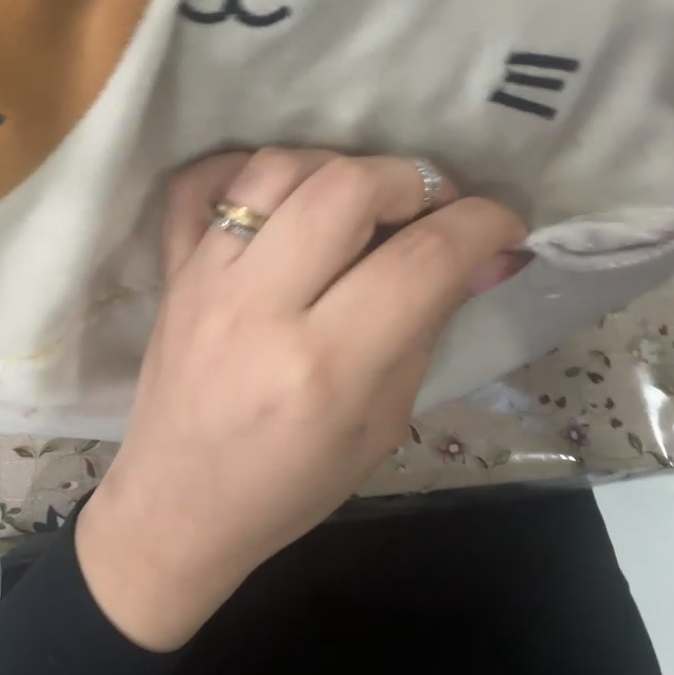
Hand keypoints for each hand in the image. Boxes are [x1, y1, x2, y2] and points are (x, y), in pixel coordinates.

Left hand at [76, 149, 528, 649]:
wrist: (180, 506)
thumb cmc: (289, 487)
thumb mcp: (382, 426)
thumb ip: (428, 330)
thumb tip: (485, 258)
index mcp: (324, 369)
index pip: (421, 260)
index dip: (482, 225)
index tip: (503, 226)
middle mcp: (259, 310)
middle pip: (347, 188)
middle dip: (412, 181)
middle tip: (430, 213)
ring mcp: (204, 282)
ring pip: (277, 168)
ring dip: (337, 168)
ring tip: (361, 205)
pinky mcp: (170, 272)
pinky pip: (198, 184)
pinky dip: (244, 170)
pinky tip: (282, 196)